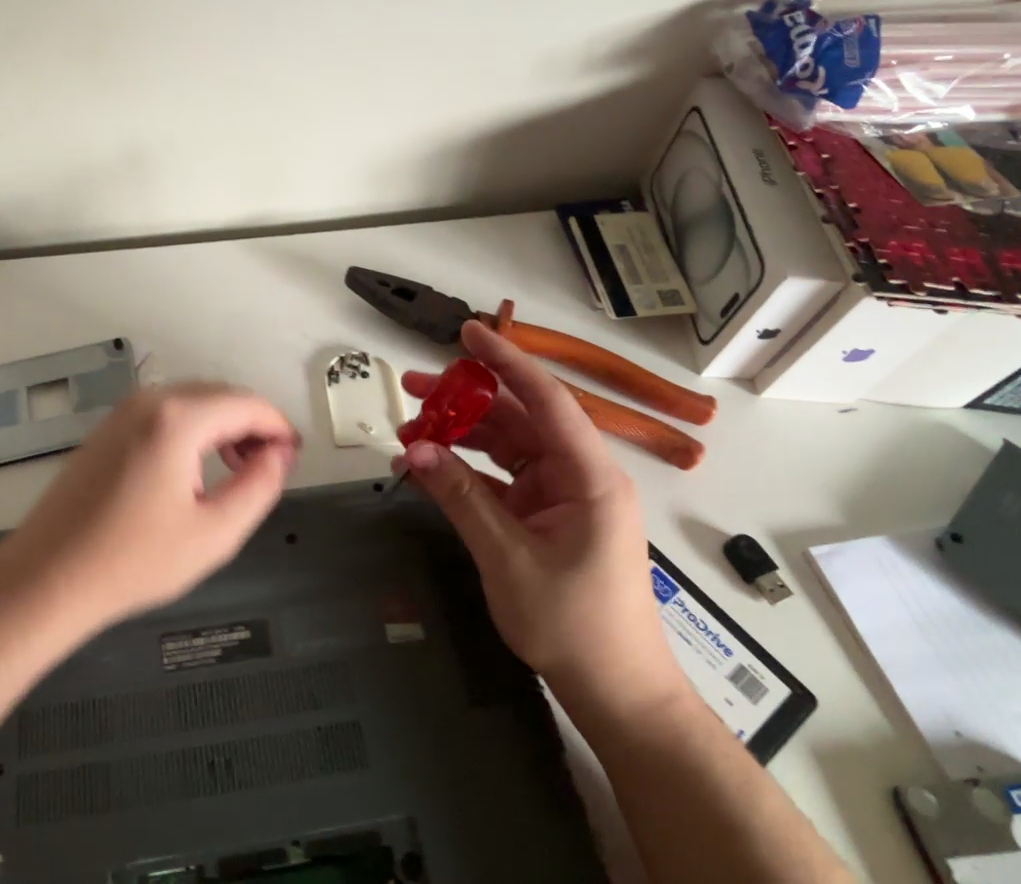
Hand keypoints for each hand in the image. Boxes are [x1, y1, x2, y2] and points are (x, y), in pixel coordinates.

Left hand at [1, 382, 299, 625]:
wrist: (48, 577)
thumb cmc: (132, 561)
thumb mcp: (215, 532)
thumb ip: (259, 486)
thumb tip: (279, 455)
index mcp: (177, 420)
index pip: (247, 404)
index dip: (279, 427)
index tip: (295, 455)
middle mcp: (148, 402)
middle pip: (220, 395)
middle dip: (252, 424)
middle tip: (271, 465)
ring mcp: (121, 413)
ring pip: (192, 401)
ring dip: (223, 425)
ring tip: (238, 468)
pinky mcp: (106, 430)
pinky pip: (164, 414)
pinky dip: (192, 430)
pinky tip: (196, 469)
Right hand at [396, 321, 686, 717]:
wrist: (613, 687)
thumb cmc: (572, 623)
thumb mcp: (507, 557)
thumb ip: (460, 497)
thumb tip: (415, 449)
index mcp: (589, 474)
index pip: (546, 400)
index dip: (506, 363)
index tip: (468, 333)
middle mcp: (578, 474)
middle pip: (519, 419)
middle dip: (466, 400)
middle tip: (411, 386)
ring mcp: (562, 495)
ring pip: (506, 446)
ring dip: (460, 435)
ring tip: (407, 428)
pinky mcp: (545, 517)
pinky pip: (502, 479)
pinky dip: (466, 471)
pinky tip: (428, 466)